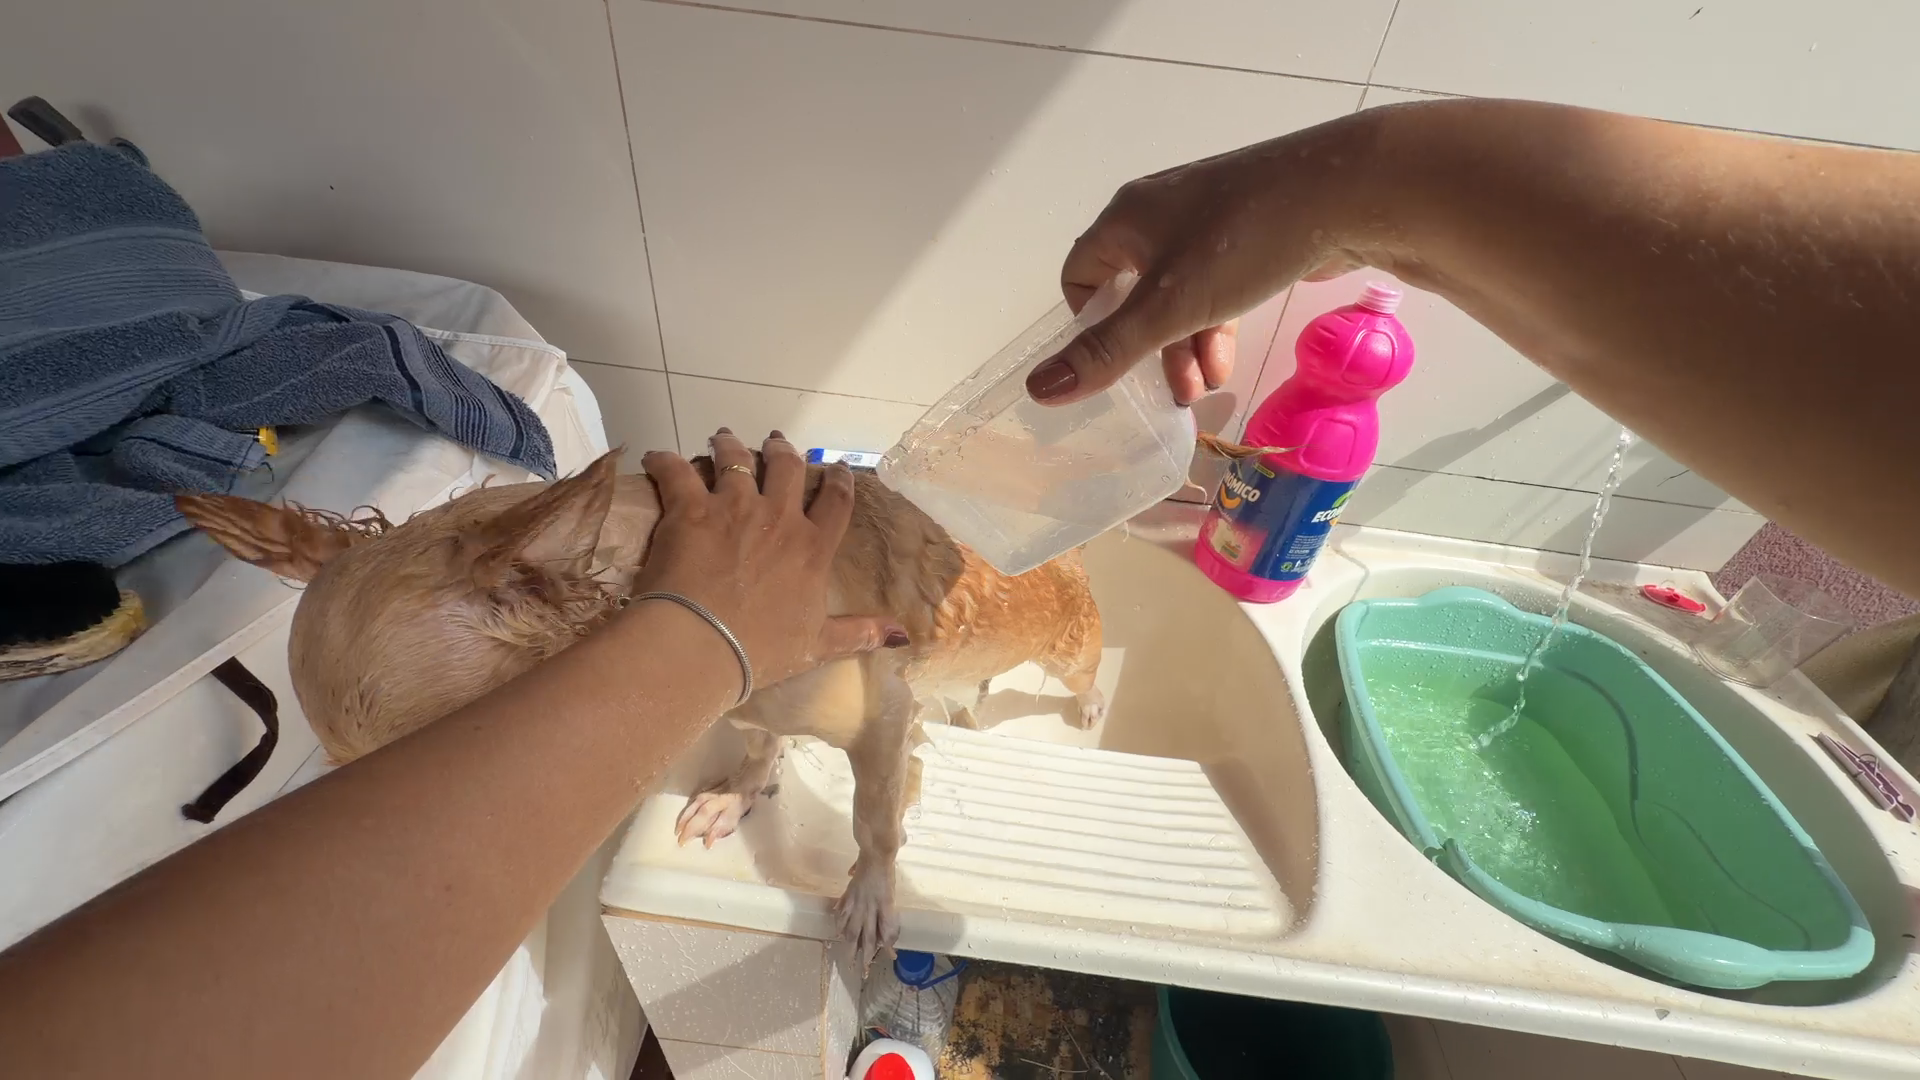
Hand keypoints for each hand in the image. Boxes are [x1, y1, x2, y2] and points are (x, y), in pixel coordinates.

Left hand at [635, 430, 907, 691]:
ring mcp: (734, 508)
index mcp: (813, 548)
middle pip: (789, 468)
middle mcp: (779, 518)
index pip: (836, 501)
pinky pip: (677, 471)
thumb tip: (903, 635)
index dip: (838, 479)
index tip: (835, 468)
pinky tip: (659, 457)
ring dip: (731, 444)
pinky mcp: (690, 508)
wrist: (702, 645)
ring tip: (725, 437)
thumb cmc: (762, 649)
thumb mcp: (818, 646)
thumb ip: (859, 633)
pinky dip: (666, 461)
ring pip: (737, 459)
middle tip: (777, 442)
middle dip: (784, 450)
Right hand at [1028, 112, 1380, 405]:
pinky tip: (1227, 361)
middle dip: (1148, 350)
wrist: (1353, 189)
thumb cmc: (1242, 243)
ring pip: (1177, 297)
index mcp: (1127, 219)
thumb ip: (1104, 352)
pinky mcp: (1248, 231)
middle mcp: (1160, 213)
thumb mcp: (1166, 307)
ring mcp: (1207, 220)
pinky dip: (1214, 326)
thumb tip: (1036, 390)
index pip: (1080, 275)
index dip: (1087, 323)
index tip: (1113, 358)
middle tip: (1169, 394)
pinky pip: (1214, 287)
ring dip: (1185, 347)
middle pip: (1133, 295)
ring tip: (1204, 387)